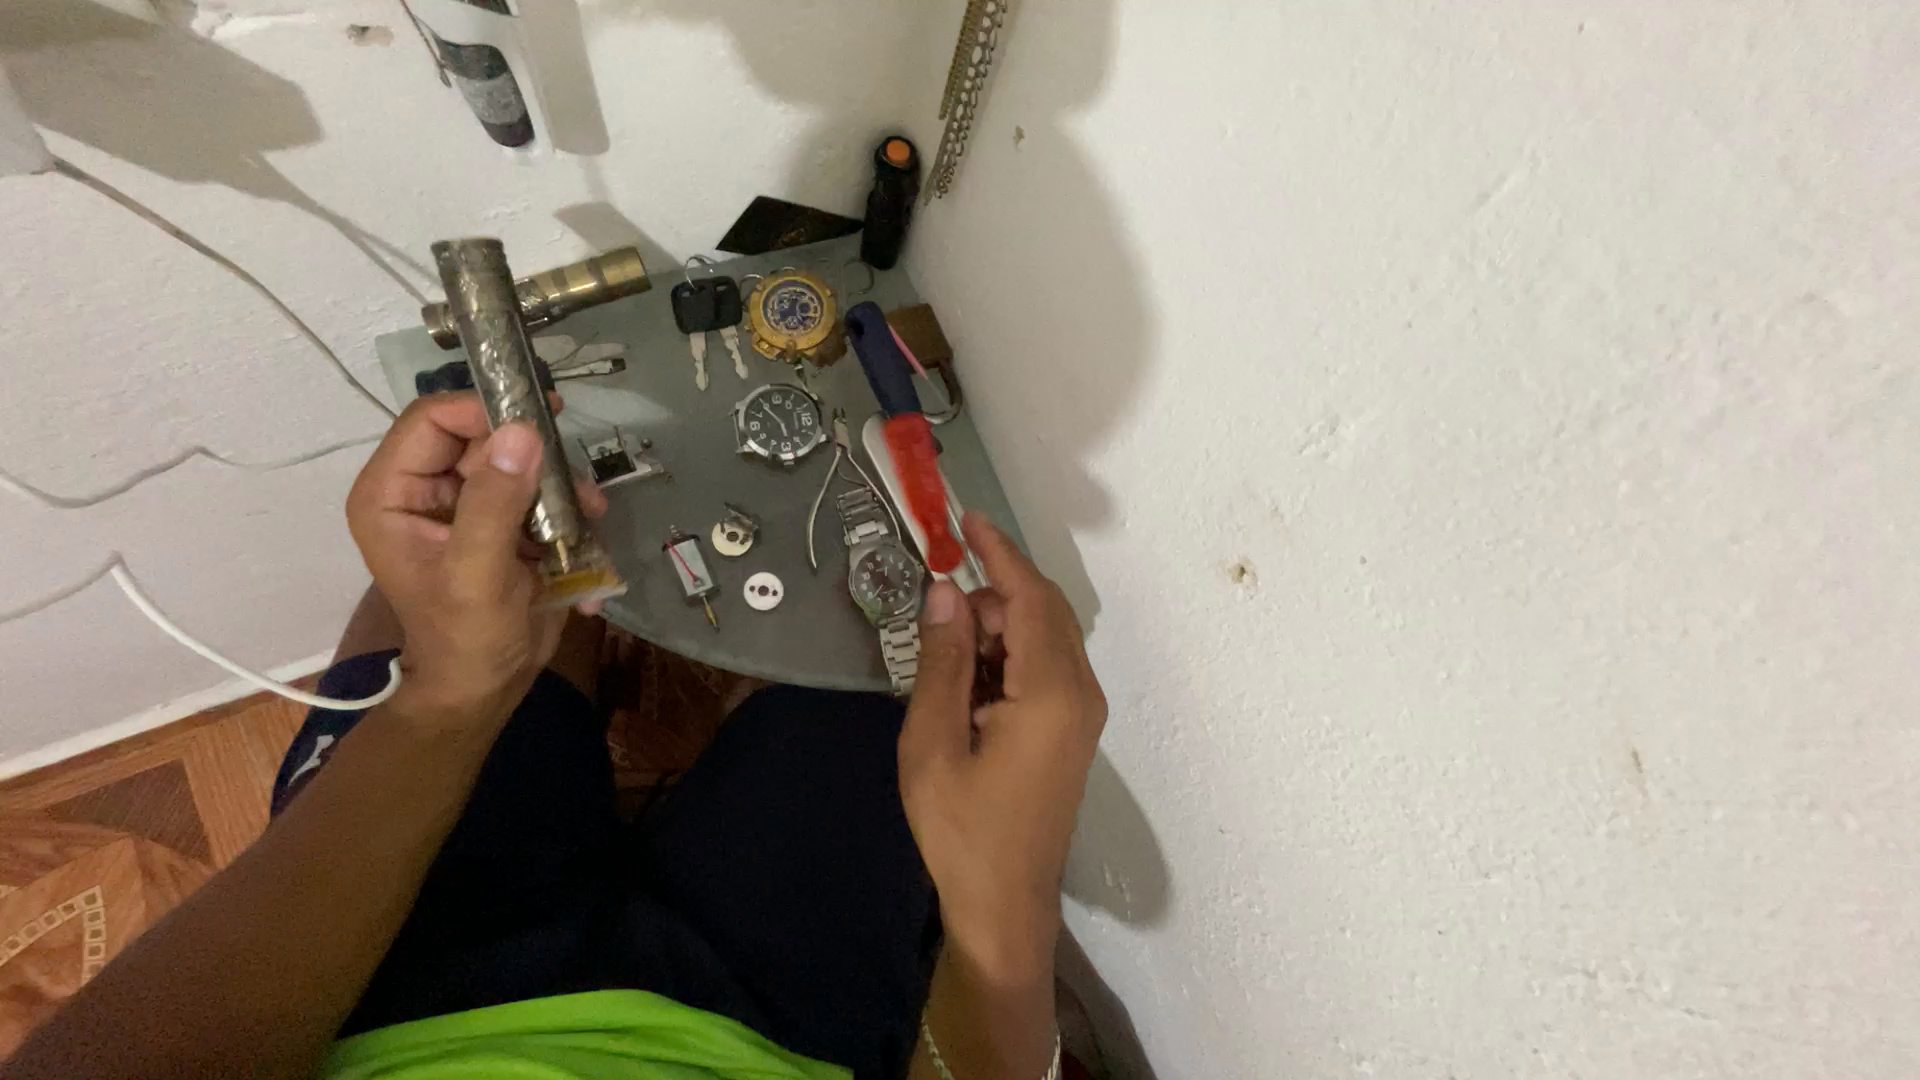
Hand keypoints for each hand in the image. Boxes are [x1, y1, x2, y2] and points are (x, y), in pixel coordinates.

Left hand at [345, 393, 607, 721]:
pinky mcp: (507, 524)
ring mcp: (472, 507)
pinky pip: (542, 495)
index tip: (544, 420)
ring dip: (563, 488)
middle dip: (537, 459)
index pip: (434, 422)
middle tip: (578, 485)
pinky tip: (587, 539)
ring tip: (590, 517)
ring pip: (523, 465)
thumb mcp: (477, 571)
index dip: (484, 411)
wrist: (489, 683)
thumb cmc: (467, 635)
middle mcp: (429, 491)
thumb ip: (496, 502)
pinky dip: (570, 513)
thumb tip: (523, 432)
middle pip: (486, 440)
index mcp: (395, 494)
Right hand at [899, 513, 1107, 984]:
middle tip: (939, 616)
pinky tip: (970, 685)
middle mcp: (1080, 692)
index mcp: (1051, 691)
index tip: (965, 519)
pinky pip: (1045, 666)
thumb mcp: (933, 740)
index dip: (998, 551)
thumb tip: (946, 591)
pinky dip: (1008, 656)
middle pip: (1041, 610)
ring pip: (1043, 636)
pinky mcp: (1073, 728)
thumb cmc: (961, 828)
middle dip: (991, 596)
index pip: (1028, 597)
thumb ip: (942, 659)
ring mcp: (1082, 712)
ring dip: (997, 628)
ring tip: (948, 659)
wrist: (1004, 903)